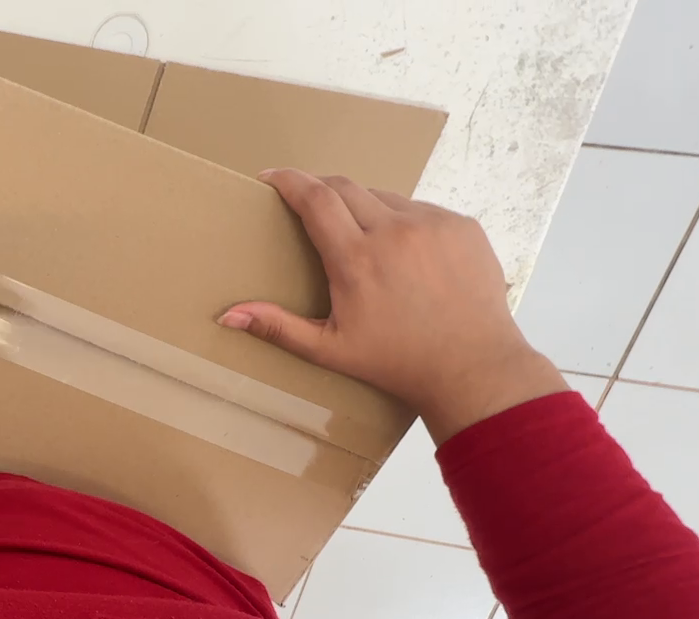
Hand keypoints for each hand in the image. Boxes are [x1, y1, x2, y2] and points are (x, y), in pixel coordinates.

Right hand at [218, 169, 567, 443]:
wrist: (470, 362)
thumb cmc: (392, 359)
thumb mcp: (325, 348)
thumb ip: (276, 326)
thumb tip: (228, 315)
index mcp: (356, 258)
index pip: (317, 200)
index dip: (291, 182)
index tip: (271, 176)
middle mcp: (395, 230)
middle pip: (346, 187)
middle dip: (318, 187)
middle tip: (301, 199)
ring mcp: (433, 223)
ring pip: (383, 197)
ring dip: (358, 206)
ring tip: (349, 231)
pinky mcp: (461, 225)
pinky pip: (418, 209)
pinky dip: (395, 219)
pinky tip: (393, 249)